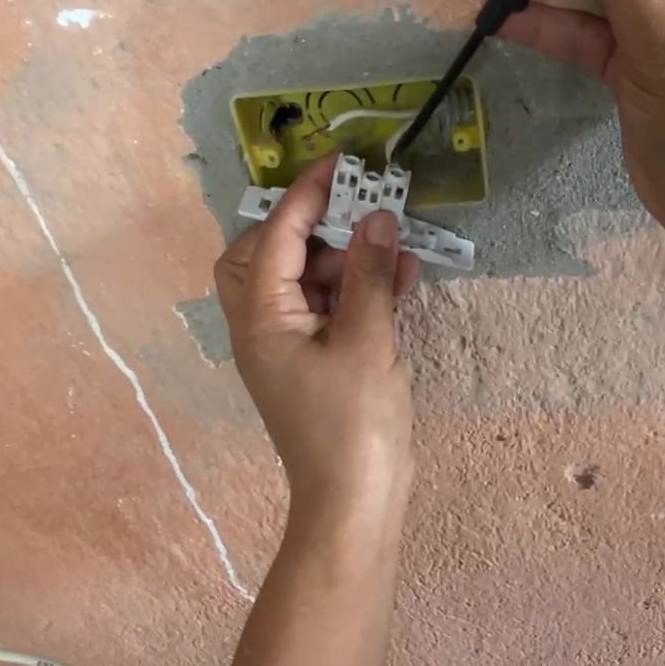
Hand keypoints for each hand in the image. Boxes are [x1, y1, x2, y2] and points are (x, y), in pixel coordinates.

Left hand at [213, 157, 420, 521]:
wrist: (357, 501)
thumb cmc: (354, 423)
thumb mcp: (367, 340)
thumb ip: (370, 275)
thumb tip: (378, 218)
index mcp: (261, 319)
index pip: (275, 238)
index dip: (305, 196)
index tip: (340, 164)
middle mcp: (265, 327)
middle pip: (269, 257)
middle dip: (312, 229)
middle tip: (356, 214)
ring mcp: (291, 347)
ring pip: (307, 282)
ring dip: (348, 260)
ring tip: (397, 246)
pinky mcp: (319, 362)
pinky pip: (332, 310)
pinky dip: (360, 290)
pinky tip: (403, 277)